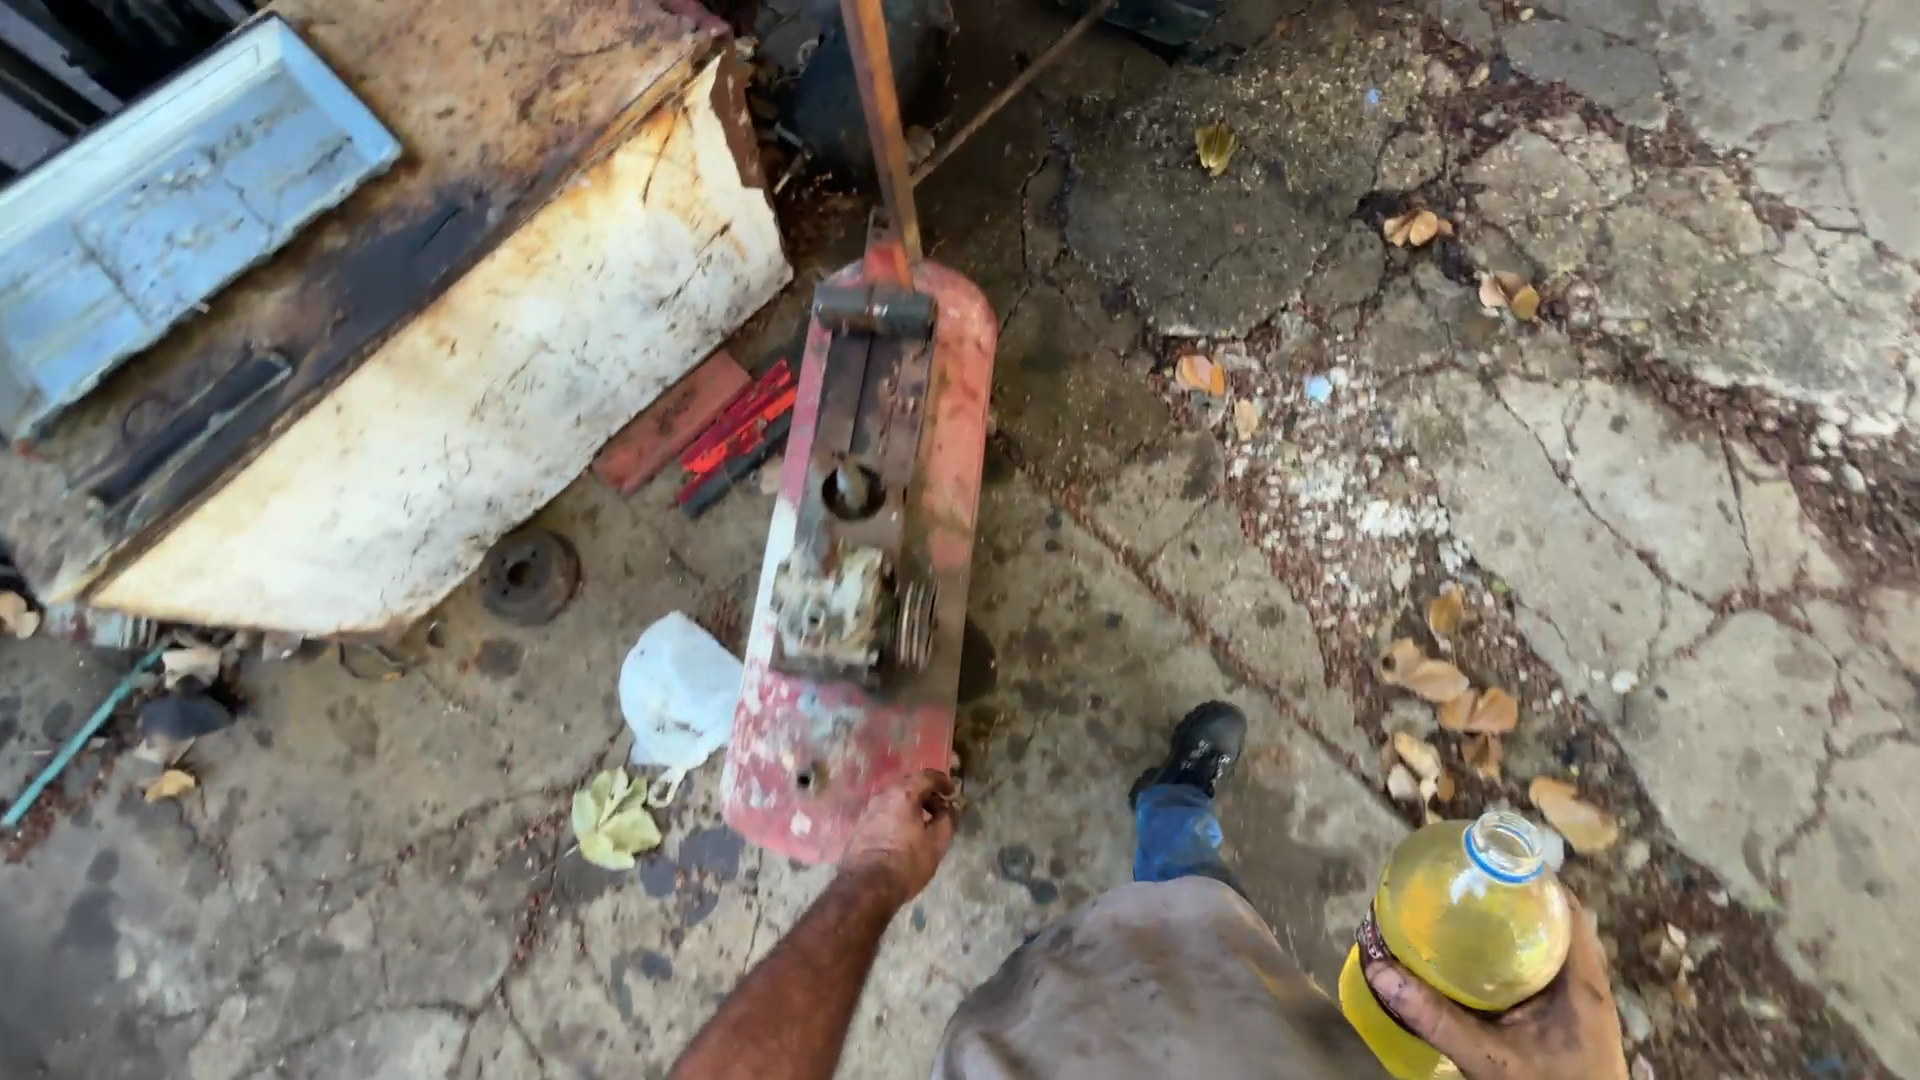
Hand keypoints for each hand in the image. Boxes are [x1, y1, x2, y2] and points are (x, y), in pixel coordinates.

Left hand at [839, 769, 958, 907]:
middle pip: (909, 787)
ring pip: (895, 802)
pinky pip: (885, 815)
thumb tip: (950, 807)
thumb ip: (948, 819)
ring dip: (912, 809)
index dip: (942, 781)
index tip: (952, 792)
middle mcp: (883, 797)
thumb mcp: (937, 843)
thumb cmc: (906, 863)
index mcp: (903, 794)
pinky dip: (899, 819)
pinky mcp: (860, 829)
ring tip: (924, 827)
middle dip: (927, 796)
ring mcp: (868, 812)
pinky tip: (905, 838)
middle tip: (940, 811)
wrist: (865, 888)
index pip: (926, 776)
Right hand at [1364, 895, 1629, 1079]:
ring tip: (1454, 907)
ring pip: (1539, 948)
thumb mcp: (1494, 1064)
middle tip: (1458, 880)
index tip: (1489, 858)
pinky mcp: (1557, 1024)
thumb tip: (1379, 970)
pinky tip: (1465, 958)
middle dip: (1507, 897)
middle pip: (1551, 923)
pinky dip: (1501, 956)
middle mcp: (1581, 988)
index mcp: (1581, 986)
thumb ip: (1439, 1020)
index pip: (1569, 912)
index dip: (1535, 878)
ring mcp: (1572, 1008)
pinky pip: (1530, 973)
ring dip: (1504, 926)